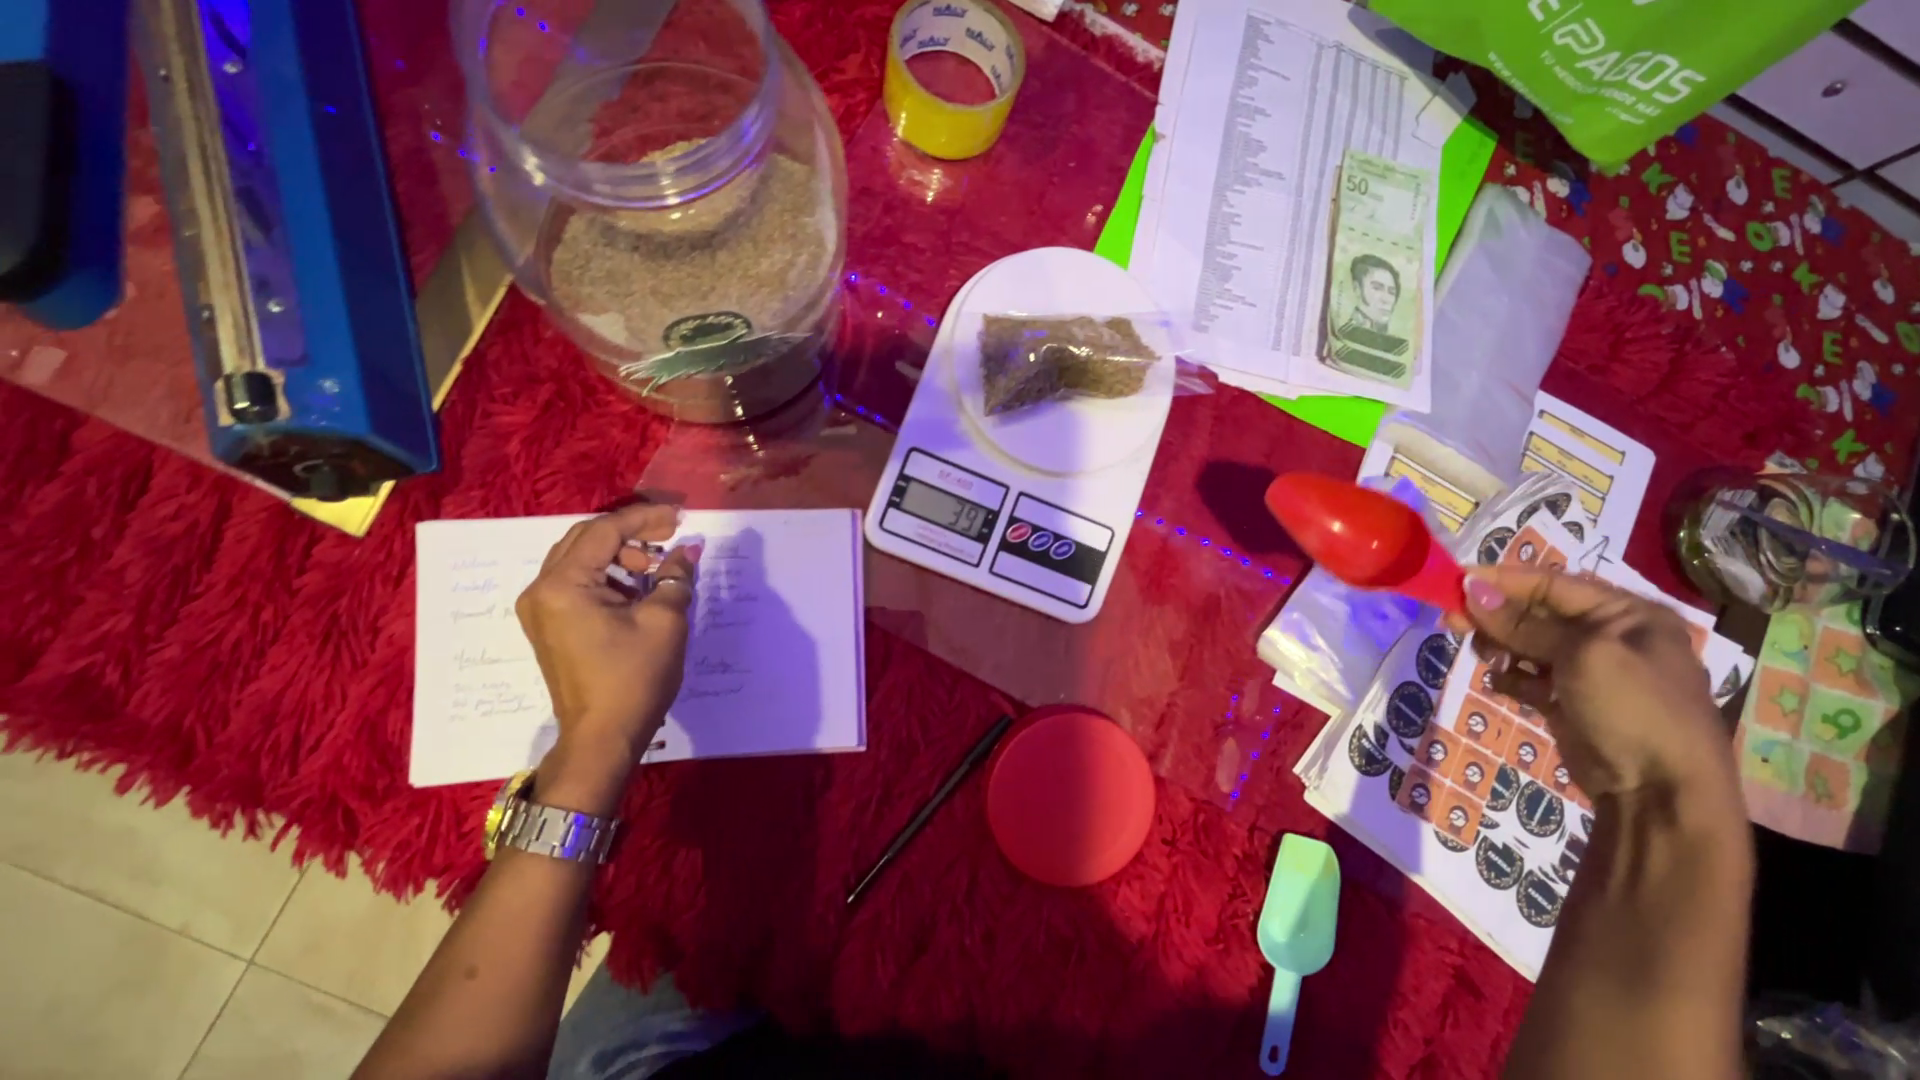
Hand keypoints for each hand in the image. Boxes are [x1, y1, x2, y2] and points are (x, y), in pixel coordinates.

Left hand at [515, 503, 700, 782]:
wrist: (603, 736)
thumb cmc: (633, 678)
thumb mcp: (664, 621)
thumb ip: (675, 577)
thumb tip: (686, 550)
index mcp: (563, 585)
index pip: (604, 531)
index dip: (644, 518)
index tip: (678, 516)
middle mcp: (541, 590)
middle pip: (585, 539)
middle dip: (629, 533)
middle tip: (668, 535)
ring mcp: (540, 609)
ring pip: (579, 559)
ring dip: (618, 555)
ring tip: (655, 568)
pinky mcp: (549, 625)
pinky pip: (576, 583)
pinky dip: (607, 576)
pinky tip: (637, 588)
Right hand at [1451, 568, 1736, 801]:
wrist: (1662, 792)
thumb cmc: (1633, 709)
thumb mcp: (1581, 656)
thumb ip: (1524, 624)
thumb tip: (1471, 588)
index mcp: (1628, 613)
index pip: (1552, 583)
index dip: (1502, 580)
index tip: (1454, 582)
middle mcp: (1610, 635)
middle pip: (1537, 612)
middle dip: (1494, 614)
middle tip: (1451, 620)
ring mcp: (1590, 671)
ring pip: (1528, 644)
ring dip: (1501, 646)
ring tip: (1486, 658)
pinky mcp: (1571, 701)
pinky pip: (1530, 677)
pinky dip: (1511, 678)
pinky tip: (1502, 685)